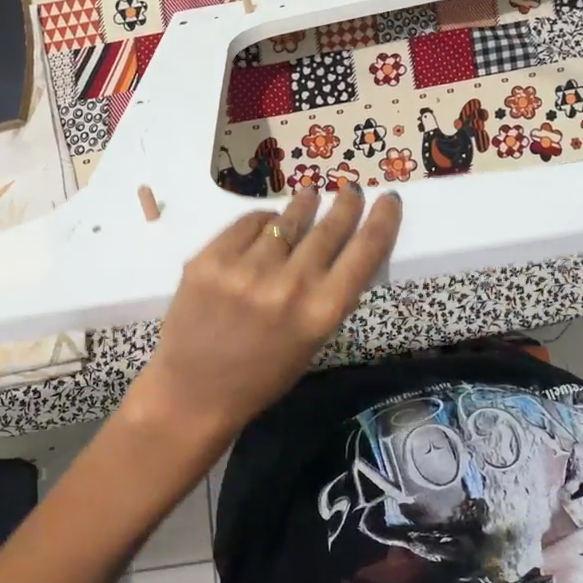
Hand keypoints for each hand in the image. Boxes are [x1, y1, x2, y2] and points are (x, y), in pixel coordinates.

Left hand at [129, 185, 402, 438]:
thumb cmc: (262, 375)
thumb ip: (328, 296)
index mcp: (321, 312)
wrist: (193, 392)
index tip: (389, 199)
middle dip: (346, 204)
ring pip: (287, 219)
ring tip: (310, 194)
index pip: (366, 251)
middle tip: (351, 189)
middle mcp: (289, 285)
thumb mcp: (312, 341)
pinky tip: (266, 222)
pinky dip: (261, 221)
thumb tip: (342, 250)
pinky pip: (247, 223)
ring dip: (304, 204)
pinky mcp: (210, 258)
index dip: (382, 220)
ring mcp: (246, 269)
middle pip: (330, 228)